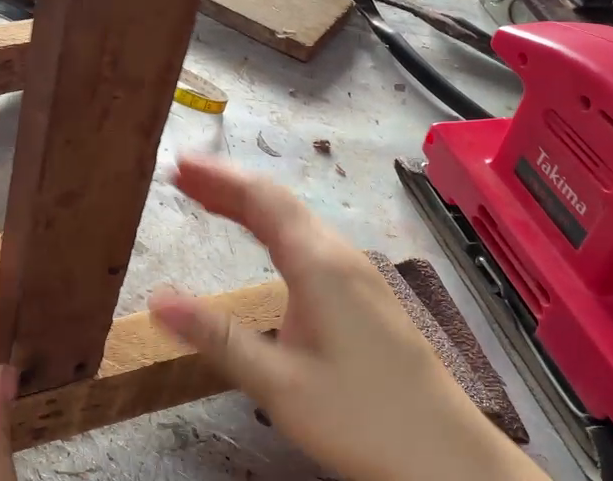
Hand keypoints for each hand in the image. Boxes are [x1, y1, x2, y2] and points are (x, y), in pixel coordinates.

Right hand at [150, 156, 545, 480]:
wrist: (457, 469)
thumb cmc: (365, 421)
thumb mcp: (279, 385)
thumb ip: (217, 337)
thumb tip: (155, 299)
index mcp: (319, 265)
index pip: (261, 199)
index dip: (216, 176)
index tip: (176, 163)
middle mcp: (340, 258)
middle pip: (278, 202)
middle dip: (226, 184)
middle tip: (179, 175)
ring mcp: (359, 278)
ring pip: (295, 221)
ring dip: (247, 204)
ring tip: (205, 198)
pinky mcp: (367, 299)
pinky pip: (307, 241)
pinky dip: (269, 227)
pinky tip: (260, 243)